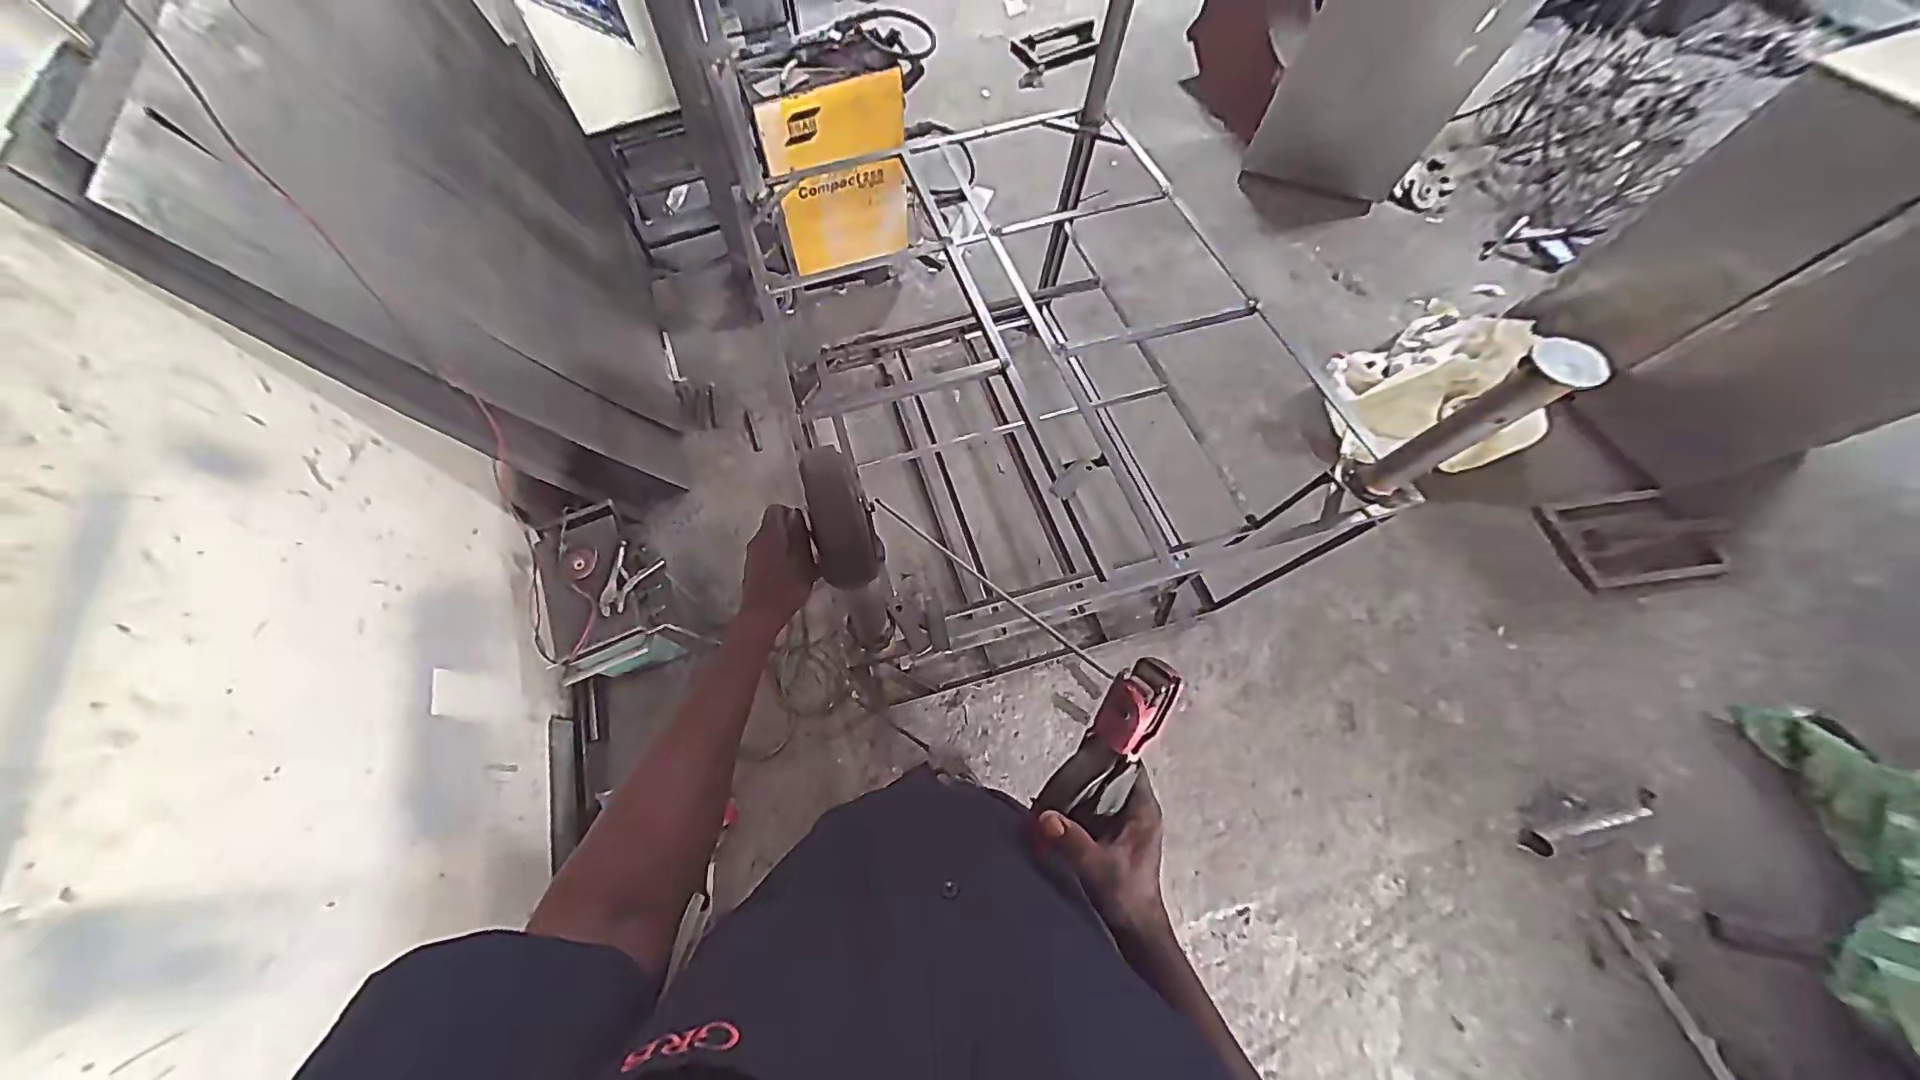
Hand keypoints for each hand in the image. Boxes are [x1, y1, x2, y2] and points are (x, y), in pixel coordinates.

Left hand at [737, 504, 817, 636]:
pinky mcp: (752, 569)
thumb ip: (800, 535)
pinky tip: (794, 573)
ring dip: (787, 545)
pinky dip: (781, 557)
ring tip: (805, 560)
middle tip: (811, 544)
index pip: (777, 509)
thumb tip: (797, 515)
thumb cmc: (786, 587)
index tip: (808, 526)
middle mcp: (757, 540)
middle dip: (792, 530)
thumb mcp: (803, 560)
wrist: (761, 616)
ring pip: (772, 540)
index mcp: (769, 533)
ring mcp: (753, 555)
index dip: (793, 514)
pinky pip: (768, 554)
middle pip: (774, 524)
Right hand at [1037, 767, 1170, 938]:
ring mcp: (1122, 821)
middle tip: (1058, 775)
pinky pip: (1090, 806)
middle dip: (1083, 773)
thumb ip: (1072, 841)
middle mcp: (1135, 810)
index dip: (1107, 753)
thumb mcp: (1097, 867)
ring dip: (1075, 791)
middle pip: (1108, 774)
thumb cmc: (1126, 898)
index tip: (1081, 751)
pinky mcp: (1109, 832)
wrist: (1133, 931)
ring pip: (1097, 790)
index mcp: (1142, 810)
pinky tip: (1054, 811)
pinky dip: (1073, 806)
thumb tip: (1046, 817)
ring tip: (1052, 792)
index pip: (1127, 765)